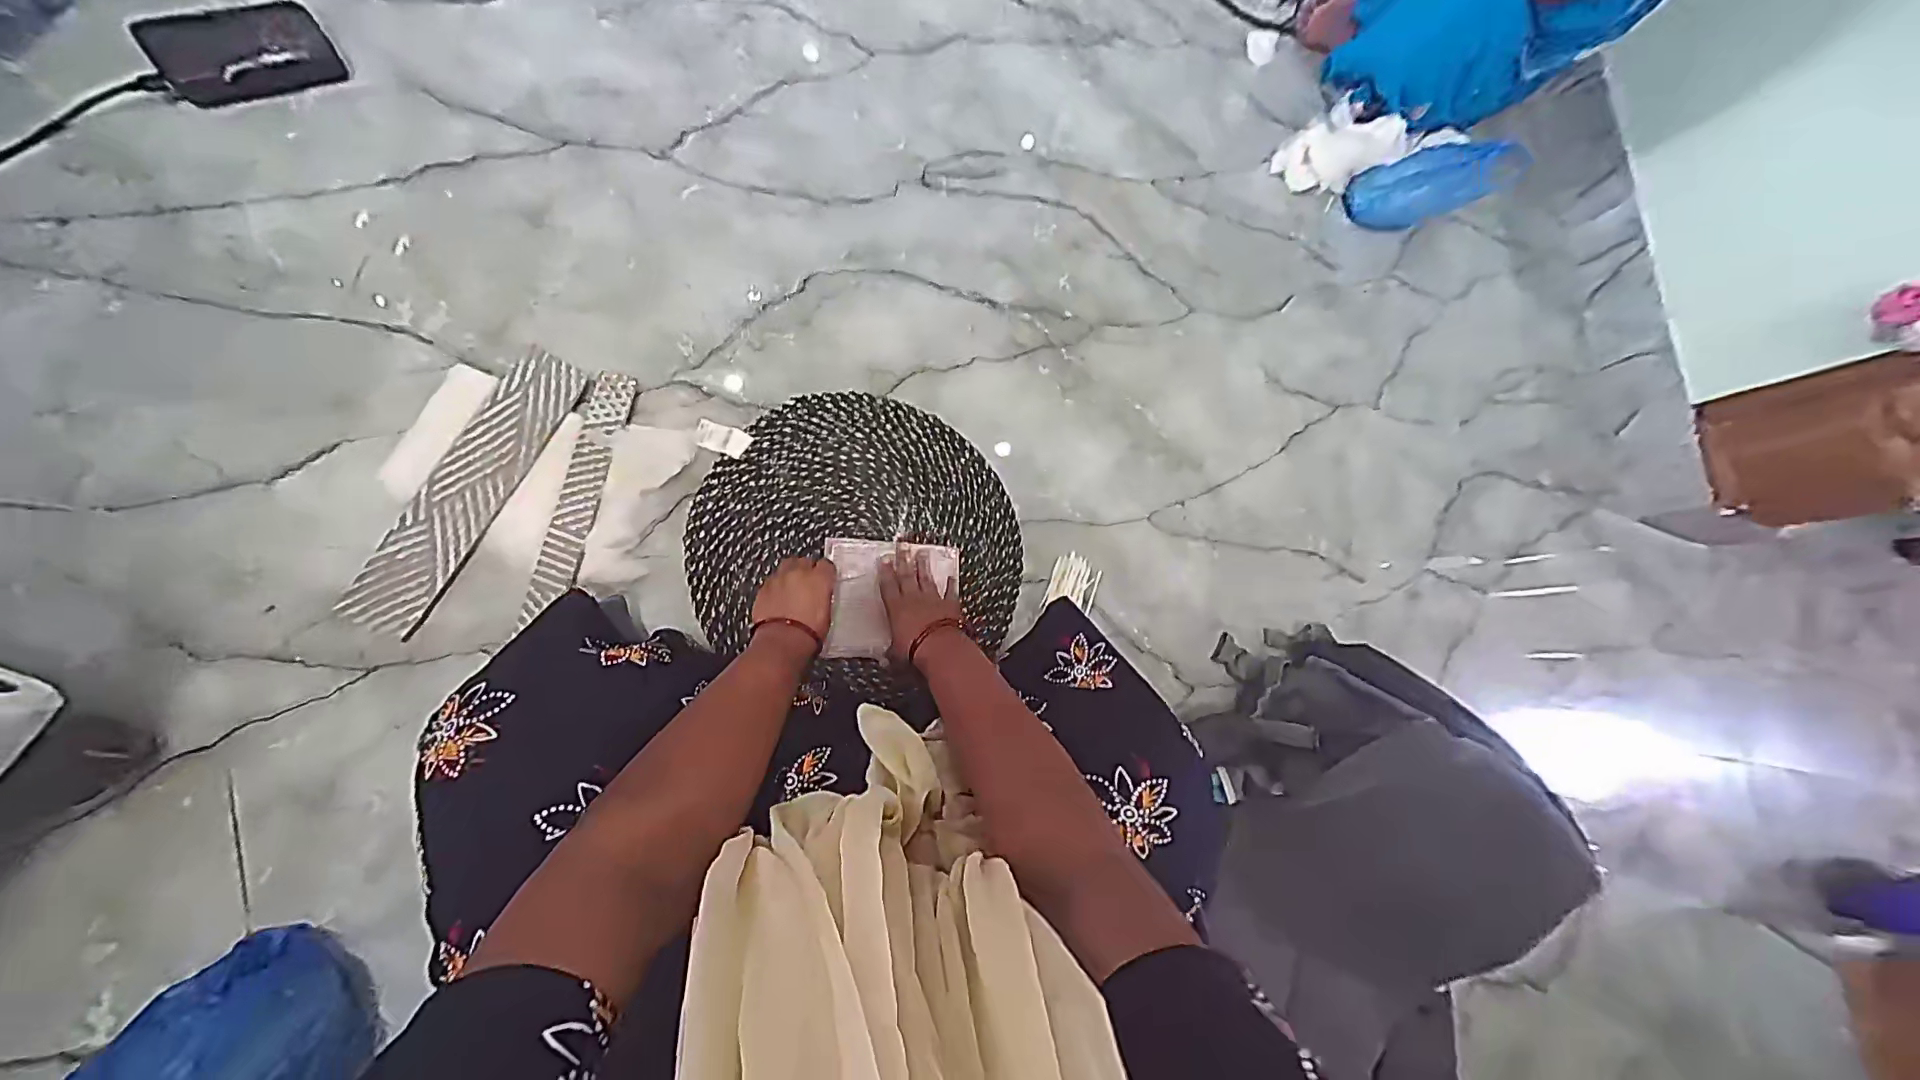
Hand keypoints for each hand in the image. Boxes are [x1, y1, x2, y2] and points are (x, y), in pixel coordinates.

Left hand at [751, 556, 835, 654]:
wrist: (782, 641)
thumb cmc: (808, 632)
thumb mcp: (828, 615)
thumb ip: (824, 598)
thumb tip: (822, 597)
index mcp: (820, 578)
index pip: (826, 565)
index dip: (826, 573)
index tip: (825, 579)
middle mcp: (799, 573)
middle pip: (804, 561)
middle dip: (806, 569)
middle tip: (808, 583)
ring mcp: (780, 578)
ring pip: (786, 567)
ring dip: (790, 574)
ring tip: (792, 588)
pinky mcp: (764, 588)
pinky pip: (772, 580)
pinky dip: (776, 586)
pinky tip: (779, 598)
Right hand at [877, 545, 964, 666]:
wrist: (940, 648)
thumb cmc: (913, 651)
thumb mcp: (895, 655)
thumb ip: (890, 652)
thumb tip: (883, 659)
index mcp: (896, 608)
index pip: (888, 586)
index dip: (886, 572)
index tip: (885, 559)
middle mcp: (913, 599)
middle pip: (906, 576)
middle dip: (904, 560)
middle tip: (902, 546)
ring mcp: (933, 600)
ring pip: (926, 579)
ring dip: (924, 566)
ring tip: (922, 552)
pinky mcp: (950, 605)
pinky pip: (950, 592)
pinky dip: (950, 584)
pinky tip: (951, 575)